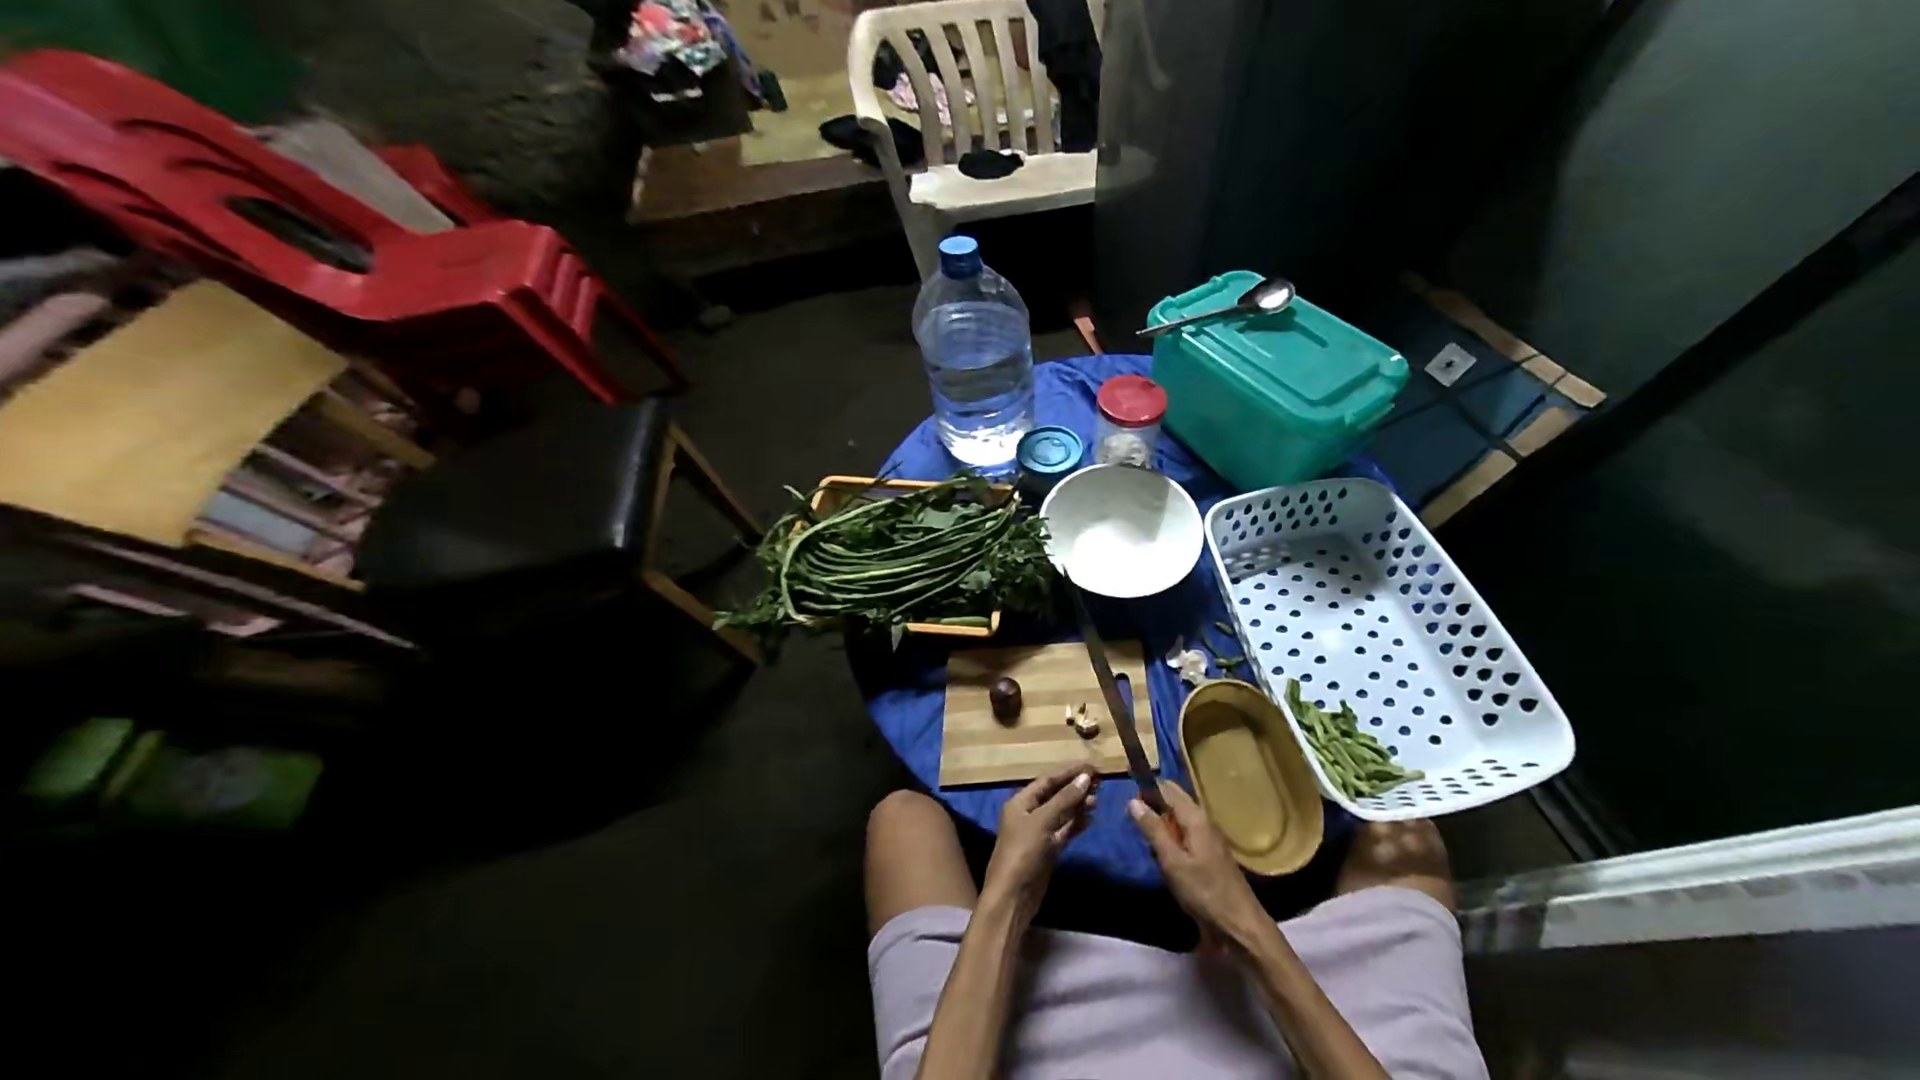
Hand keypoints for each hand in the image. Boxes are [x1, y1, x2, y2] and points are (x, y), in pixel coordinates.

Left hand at [982, 765, 1096, 912]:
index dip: (1068, 773)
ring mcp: (1039, 832)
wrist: (1014, 896)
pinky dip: (1076, 823)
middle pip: (1055, 795)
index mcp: (1020, 802)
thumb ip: (1064, 800)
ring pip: (1062, 813)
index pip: (1047, 781)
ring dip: (1078, 804)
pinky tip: (1090, 817)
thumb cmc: (1023, 853)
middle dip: (1075, 787)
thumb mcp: (1042, 822)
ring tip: (1098, 798)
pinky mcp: (1048, 849)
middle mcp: (1029, 814)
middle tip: (1099, 781)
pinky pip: (1064, 830)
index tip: (1091, 767)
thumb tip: (1085, 778)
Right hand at [1129, 781, 1272, 949]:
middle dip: (1152, 806)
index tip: (1126, 803)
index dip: (1146, 791)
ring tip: (1142, 839)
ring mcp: (1209, 837)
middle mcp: (1204, 820)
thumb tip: (1133, 801)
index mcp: (1196, 817)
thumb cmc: (1205, 892)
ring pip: (1179, 819)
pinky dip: (1171, 838)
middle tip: (1131, 823)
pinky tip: (1161, 854)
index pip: (1167, 789)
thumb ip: (1153, 829)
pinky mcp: (1211, 853)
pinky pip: (1186, 835)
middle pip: (1174, 802)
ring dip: (1161, 824)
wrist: (1241, 926)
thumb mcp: (1173, 862)